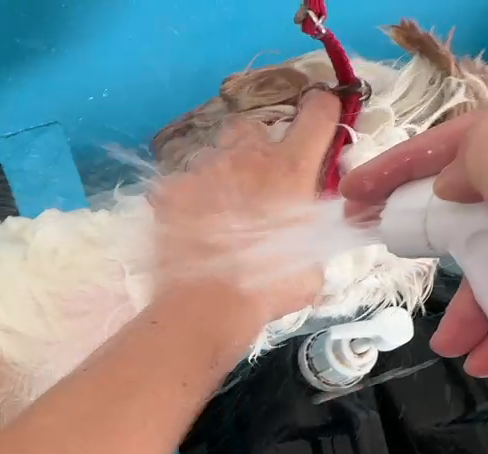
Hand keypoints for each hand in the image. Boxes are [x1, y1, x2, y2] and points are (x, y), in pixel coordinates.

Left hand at [147, 89, 340, 353]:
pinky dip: (177, 200)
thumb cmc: (267, 289)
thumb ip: (313, 236)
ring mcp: (202, 174)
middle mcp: (246, 160)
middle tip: (250, 176)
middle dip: (250, 144)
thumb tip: (311, 238)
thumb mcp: (310, 264)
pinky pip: (173, 187)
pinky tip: (180, 225)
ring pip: (208, 155)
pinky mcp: (168, 196)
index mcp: (291, 167)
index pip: (318, 112)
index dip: (320, 112)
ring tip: (211, 206)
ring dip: (213, 174)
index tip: (316, 124)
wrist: (206, 307)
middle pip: (249, 126)